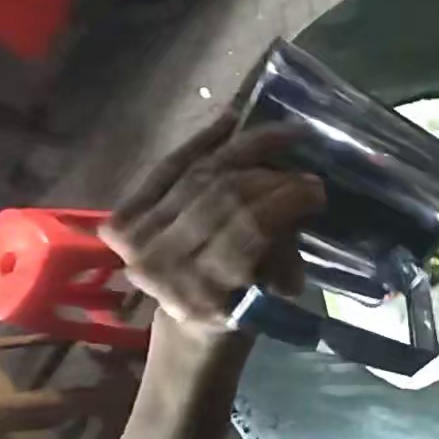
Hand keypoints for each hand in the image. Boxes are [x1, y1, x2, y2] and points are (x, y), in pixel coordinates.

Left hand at [102, 114, 325, 335]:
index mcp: (198, 294)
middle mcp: (157, 263)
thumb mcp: (269, 294)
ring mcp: (135, 237)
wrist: (184, 318)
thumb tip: (301, 200)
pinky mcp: (122, 217)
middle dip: (272, 177)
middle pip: (221, 197)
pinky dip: (203, 140)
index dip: (284, 201)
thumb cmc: (237, 309)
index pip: (247, 230)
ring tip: (283, 137)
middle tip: (304, 165)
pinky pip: (169, 166)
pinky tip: (233, 120)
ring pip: (199, 175)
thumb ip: (282, 252)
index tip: (317, 188)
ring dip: (247, 150)